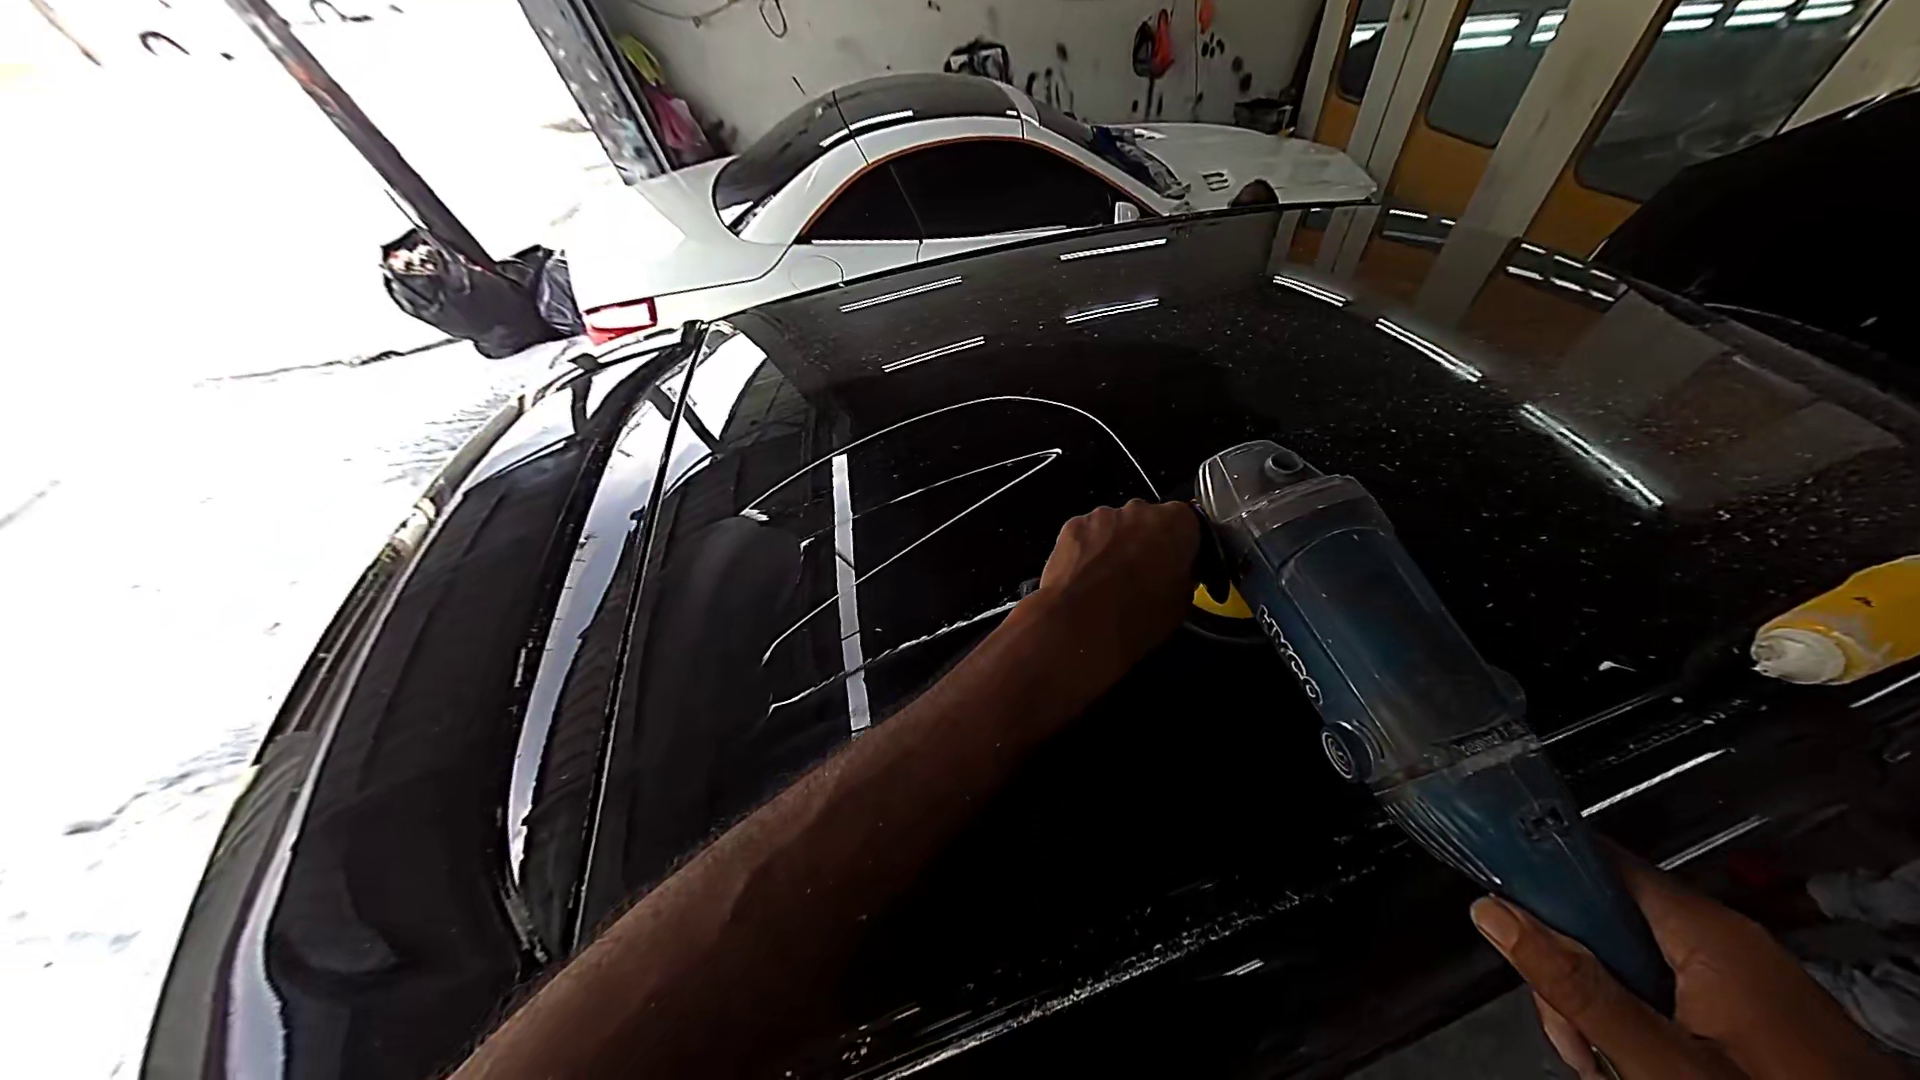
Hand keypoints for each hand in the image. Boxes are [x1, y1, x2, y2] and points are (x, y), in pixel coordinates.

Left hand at [1031, 499, 1198, 676]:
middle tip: (1138, 573)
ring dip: (1112, 544)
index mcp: (1176, 522)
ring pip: (1112, 526)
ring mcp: (1101, 514)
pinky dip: (1085, 550)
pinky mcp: (1072, 525)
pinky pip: (1085, 535)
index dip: (1179, 545)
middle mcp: (1139, 509)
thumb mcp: (1181, 603)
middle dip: (1143, 540)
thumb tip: (1176, 573)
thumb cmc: (1140, 614)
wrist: (1082, 621)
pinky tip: (1082, 575)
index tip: (1173, 564)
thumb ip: (1182, 576)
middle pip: (1146, 520)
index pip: (1186, 523)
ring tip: (1105, 578)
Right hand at [1471, 855, 1900, 1079]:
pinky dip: (1633, 1019)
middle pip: (1598, 918)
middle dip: (1565, 968)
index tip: (1502, 911)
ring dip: (1594, 1003)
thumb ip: (1577, 985)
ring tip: (1603, 1059)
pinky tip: (1635, 1060)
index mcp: (1706, 931)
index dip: (1536, 877)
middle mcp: (1722, 940)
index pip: (1591, 858)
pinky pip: (1659, 989)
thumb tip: (1489, 911)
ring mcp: (1737, 977)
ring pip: (1622, 959)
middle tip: (1568, 1027)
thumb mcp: (1666, 1063)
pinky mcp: (1747, 1012)